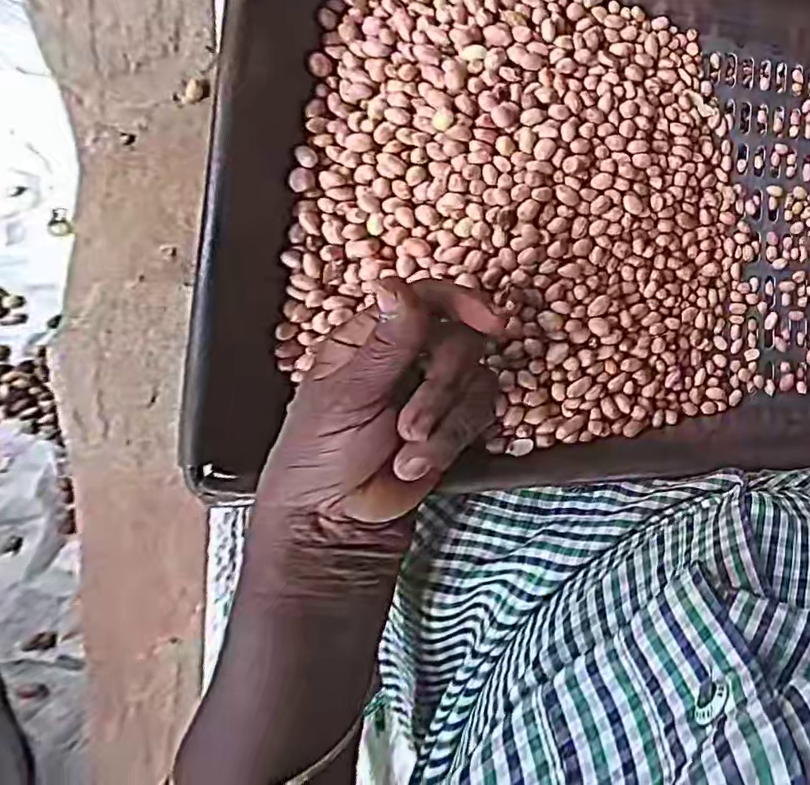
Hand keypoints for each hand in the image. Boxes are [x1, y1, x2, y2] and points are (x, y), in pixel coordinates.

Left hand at [252, 277, 507, 566]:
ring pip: (476, 376)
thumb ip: (386, 342)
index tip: (491, 322)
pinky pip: (479, 412)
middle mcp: (411, 354)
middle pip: (461, 339)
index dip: (463, 303)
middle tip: (411, 424)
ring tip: (408, 451)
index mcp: (372, 337)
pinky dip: (450, 440)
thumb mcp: (346, 398)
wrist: (334, 526)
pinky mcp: (457, 419)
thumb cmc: (318, 458)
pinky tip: (416, 464)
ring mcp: (437, 387)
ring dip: (444, 418)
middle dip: (441, 385)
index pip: (428, 299)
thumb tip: (395, 282)